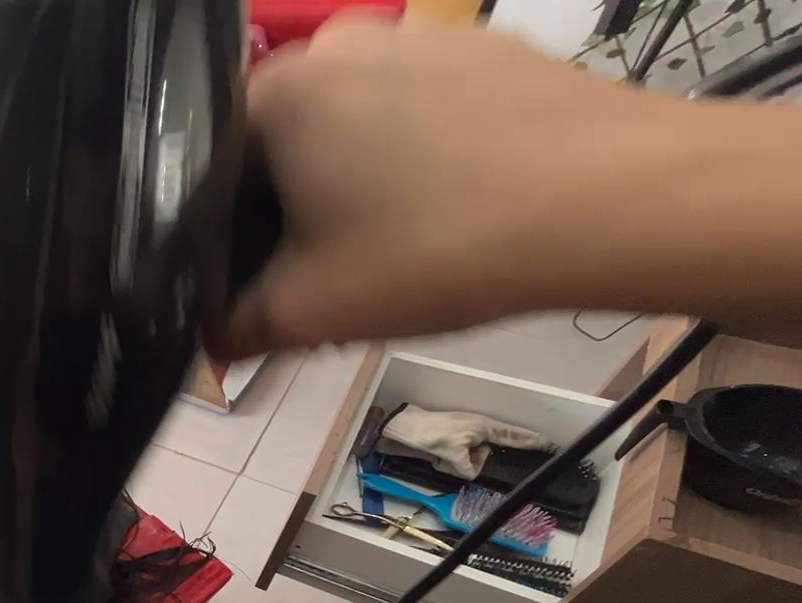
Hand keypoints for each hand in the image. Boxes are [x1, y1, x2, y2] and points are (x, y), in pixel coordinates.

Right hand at [219, 17, 665, 357]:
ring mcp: (417, 39)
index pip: (200, 170)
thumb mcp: (303, 313)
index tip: (234, 277)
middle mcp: (337, 44)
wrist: (623, 206)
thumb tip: (202, 341)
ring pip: (332, 128)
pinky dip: (391, 161)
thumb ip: (226, 332)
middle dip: (270, 210)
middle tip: (299, 268)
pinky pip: (398, 112)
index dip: (208, 233)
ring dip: (329, 185)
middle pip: (266, 146)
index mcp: (279, 93)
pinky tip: (424, 208)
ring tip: (366, 242)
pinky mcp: (479, 53)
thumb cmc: (435, 249)